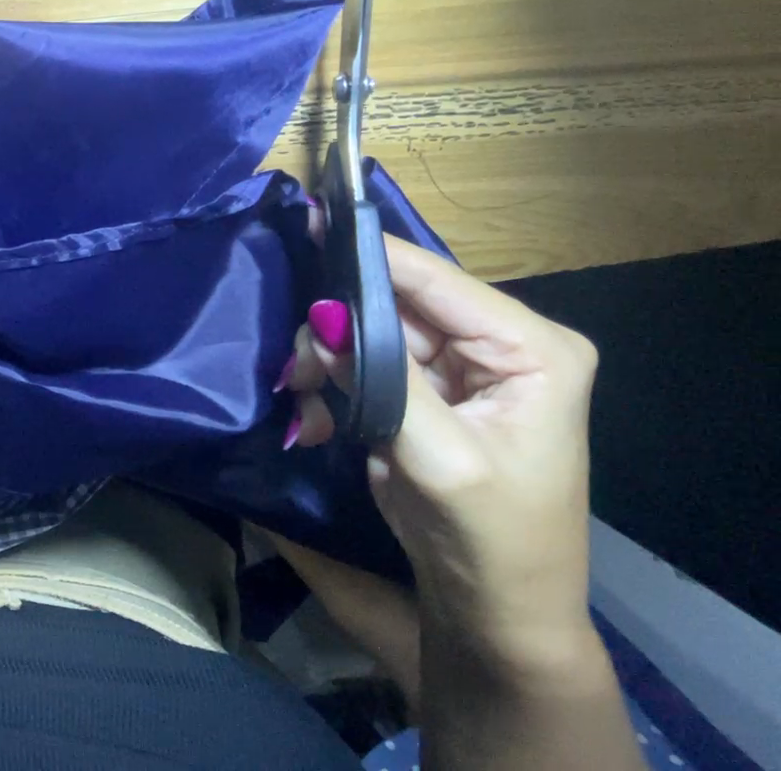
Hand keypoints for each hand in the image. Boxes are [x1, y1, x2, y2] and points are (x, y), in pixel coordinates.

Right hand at [287, 237, 600, 667]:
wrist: (492, 601)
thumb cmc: (488, 532)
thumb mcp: (438, 456)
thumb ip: (383, 378)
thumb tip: (321, 314)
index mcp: (530, 349)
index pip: (437, 281)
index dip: (371, 255)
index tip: (305, 225)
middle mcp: (496, 344)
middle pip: (396, 302)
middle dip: (336, 327)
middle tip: (296, 367)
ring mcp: (457, 365)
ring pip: (367, 330)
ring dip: (326, 362)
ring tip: (303, 399)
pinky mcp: (423, 389)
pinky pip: (361, 362)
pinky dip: (331, 386)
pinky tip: (319, 420)